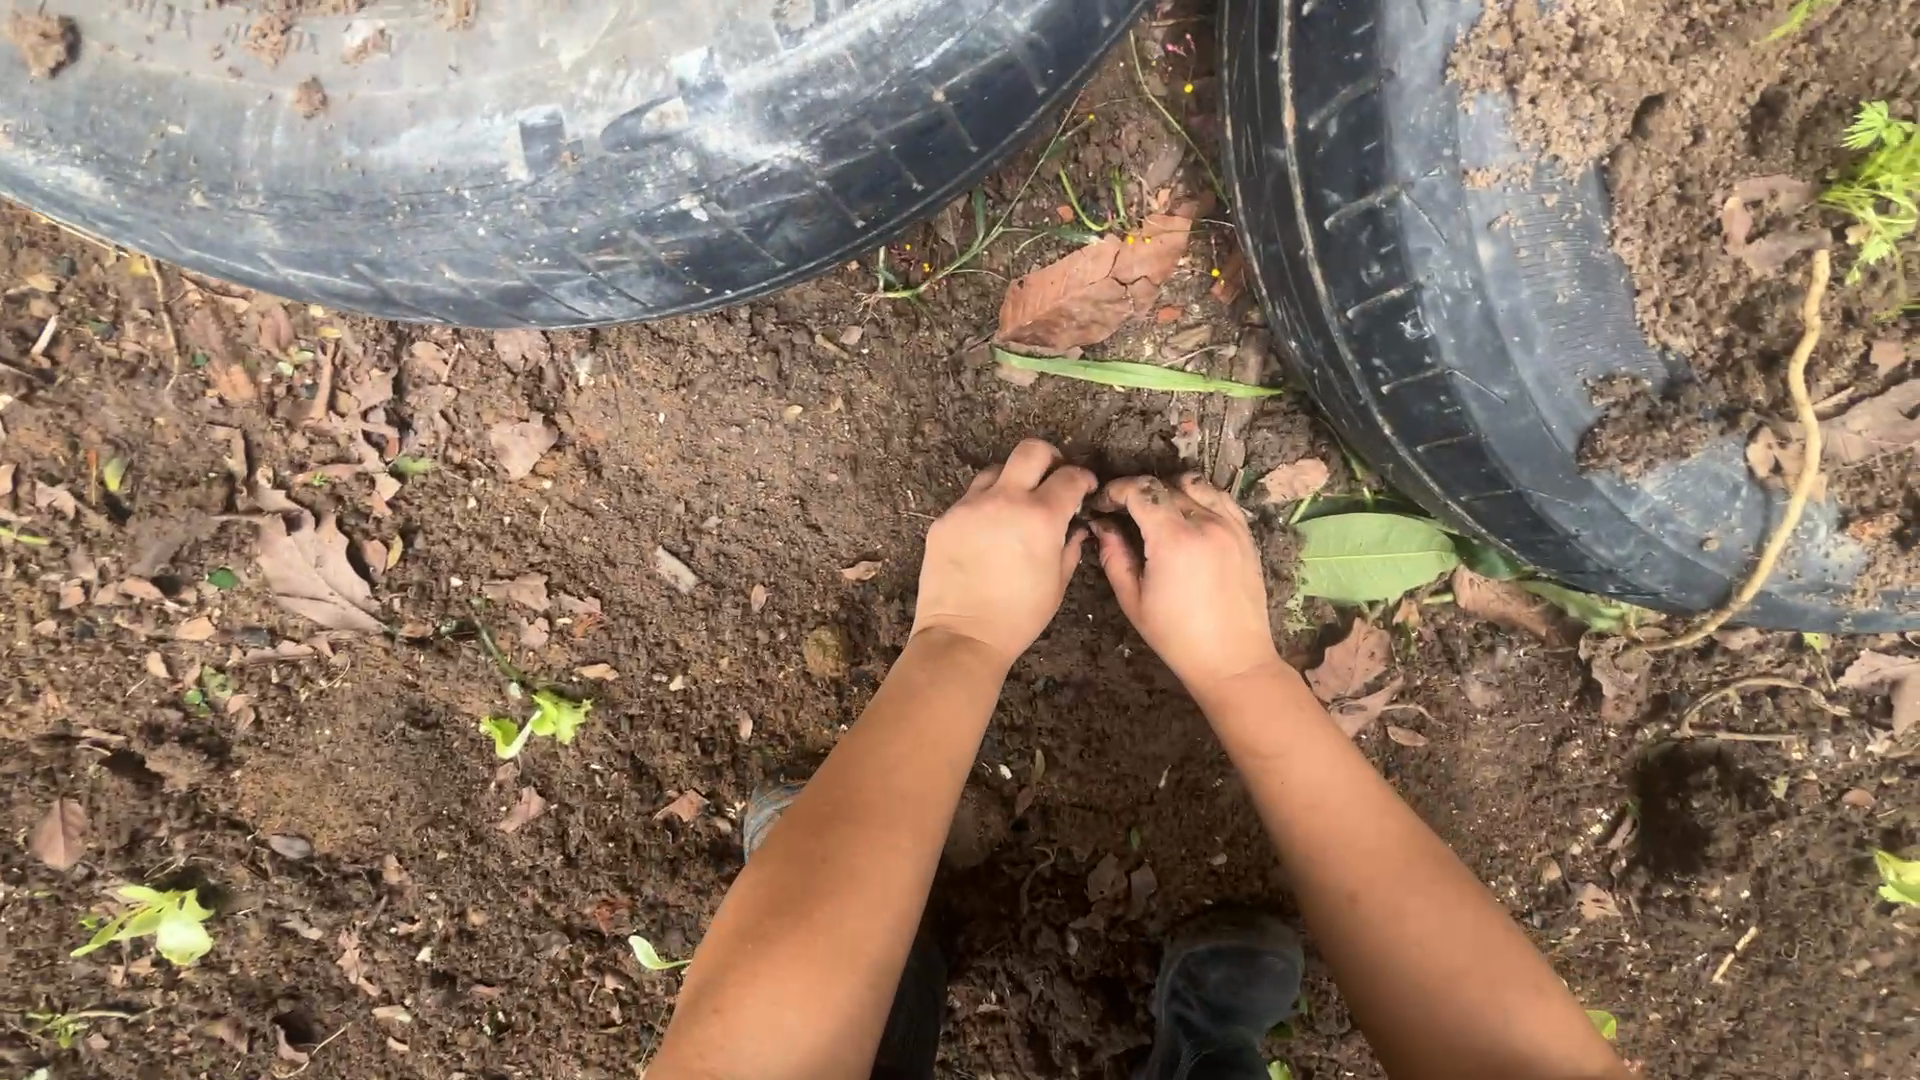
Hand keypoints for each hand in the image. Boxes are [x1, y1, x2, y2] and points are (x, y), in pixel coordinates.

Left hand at [911, 439, 1095, 666]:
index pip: (1069, 477)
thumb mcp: (1057, 583)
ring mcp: (969, 507)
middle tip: (1053, 476)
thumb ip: (1070, 546)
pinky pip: (970, 499)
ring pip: (996, 470)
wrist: (962, 635)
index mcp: (1040, 517)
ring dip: (1012, 480)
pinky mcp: (945, 520)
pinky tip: (989, 530)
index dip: (1083, 479)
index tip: (1084, 487)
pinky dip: (985, 505)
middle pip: (1031, 450)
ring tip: (1016, 504)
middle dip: (1050, 457)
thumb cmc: (1017, 617)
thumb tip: (1074, 527)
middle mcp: (1004, 501)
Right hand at [1091, 472, 1283, 695]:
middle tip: (1122, 511)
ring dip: (1169, 490)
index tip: (1103, 504)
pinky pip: (1221, 499)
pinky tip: (1187, 515)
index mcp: (1174, 540)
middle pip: (1165, 486)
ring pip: (1195, 486)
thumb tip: (1103, 527)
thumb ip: (1114, 557)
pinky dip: (1200, 497)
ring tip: (1156, 511)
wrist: (1233, 660)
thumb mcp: (1133, 600)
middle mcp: (1205, 524)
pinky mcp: (1246, 536)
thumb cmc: (1177, 637)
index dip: (1116, 490)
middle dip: (1137, 492)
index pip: (1141, 491)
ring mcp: (1231, 528)